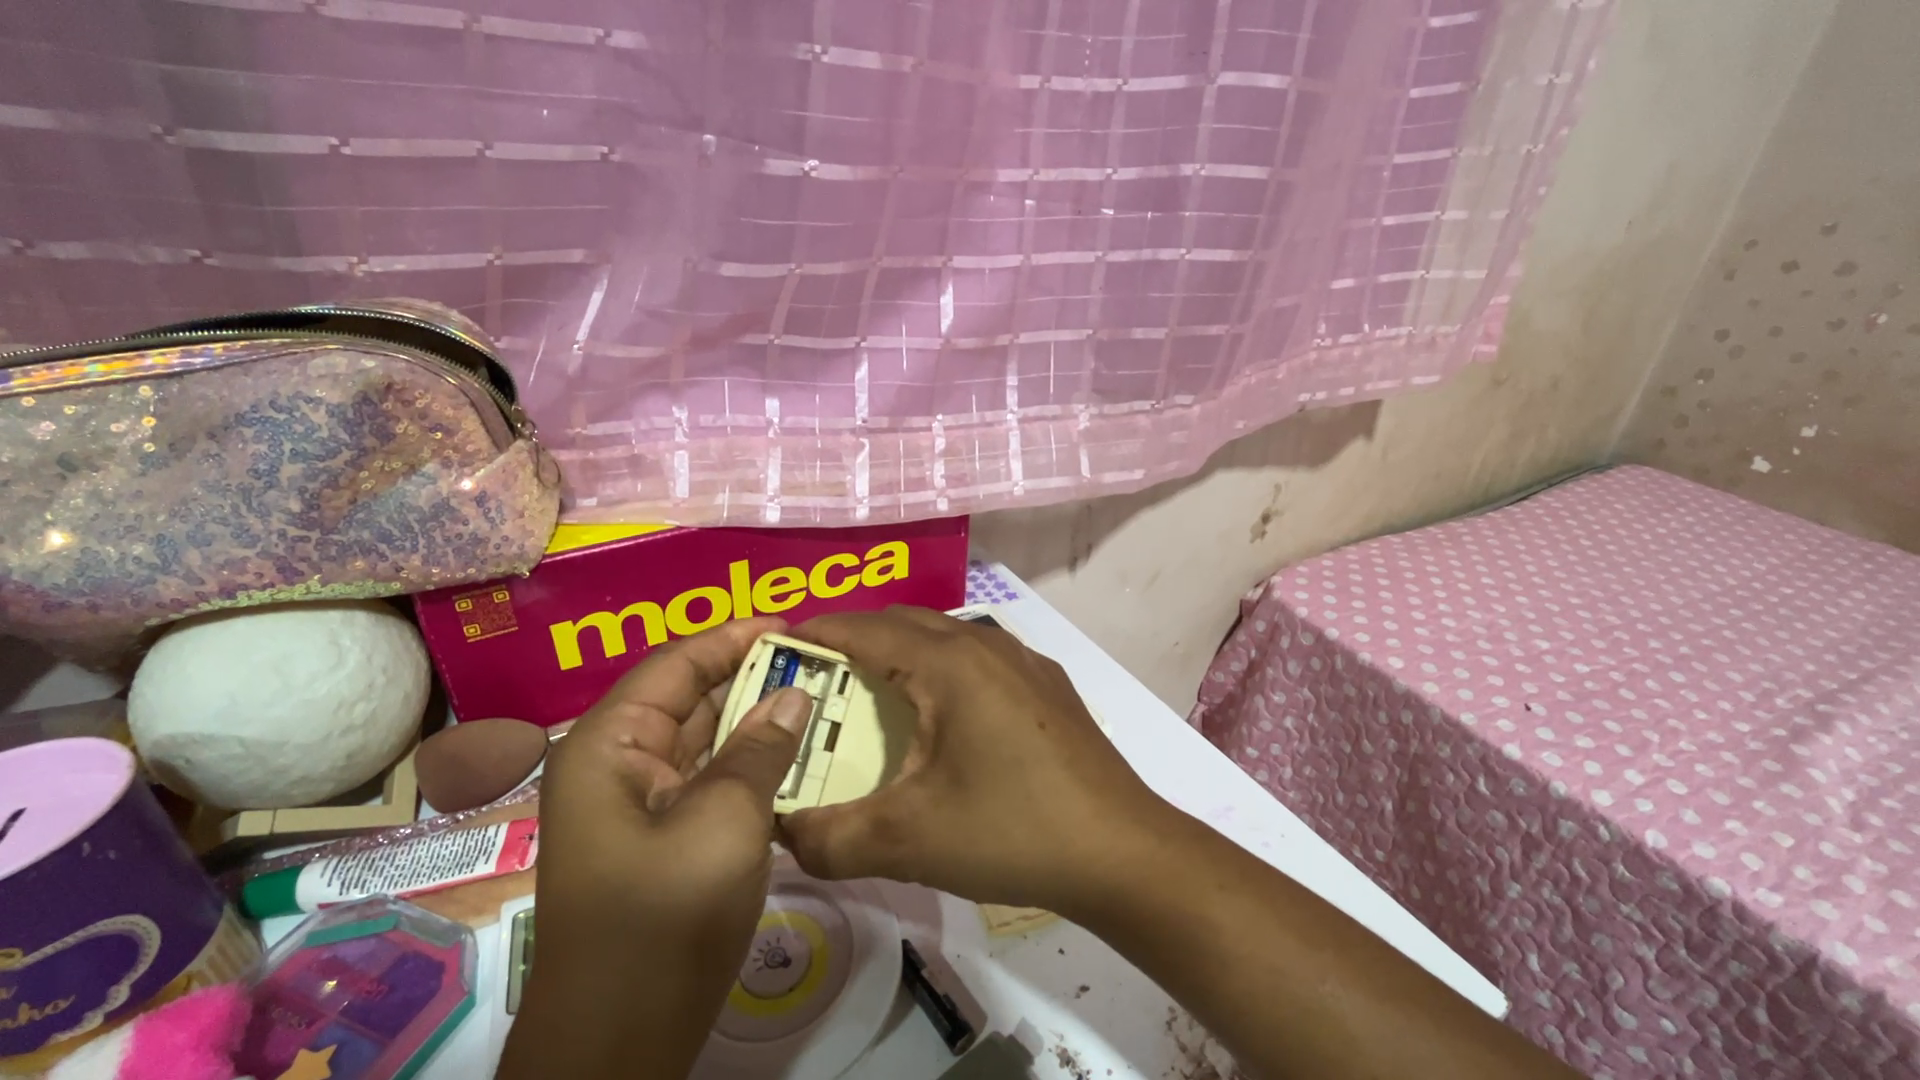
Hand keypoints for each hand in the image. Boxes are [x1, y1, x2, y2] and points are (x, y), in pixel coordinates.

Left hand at [503, 617, 811, 1079]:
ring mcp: (646, 806)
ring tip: (826, 701)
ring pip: (708, 744)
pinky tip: (806, 759)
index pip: (675, 665)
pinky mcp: (670, 841)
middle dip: (754, 679)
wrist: (623, 1033)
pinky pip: (716, 784)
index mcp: (611, 744)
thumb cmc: (664, 914)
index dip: (733, 638)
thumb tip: (794, 695)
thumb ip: (761, 749)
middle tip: (824, 664)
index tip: (795, 627)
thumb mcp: (722, 819)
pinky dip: (757, 768)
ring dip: (760, 724)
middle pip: (692, 700)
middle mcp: (622, 764)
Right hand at [778, 607, 1169, 914]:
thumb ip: (827, 839)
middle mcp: (986, 644)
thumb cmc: (1010, 831)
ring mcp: (1024, 662)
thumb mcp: (906, 841)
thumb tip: (778, 832)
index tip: (771, 654)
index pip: (862, 628)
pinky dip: (941, 672)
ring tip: (868, 698)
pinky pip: (978, 661)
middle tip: (812, 682)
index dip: (812, 635)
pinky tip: (939, 720)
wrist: (1122, 853)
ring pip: (944, 639)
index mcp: (947, 662)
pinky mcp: (1048, 687)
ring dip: (900, 654)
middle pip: (902, 623)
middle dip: (852, 642)